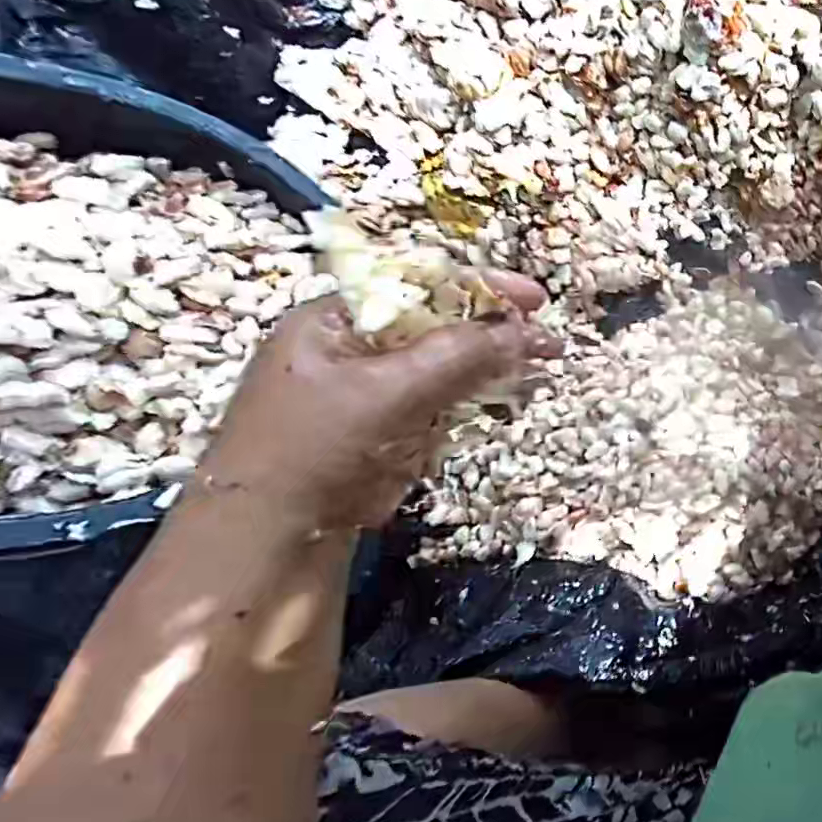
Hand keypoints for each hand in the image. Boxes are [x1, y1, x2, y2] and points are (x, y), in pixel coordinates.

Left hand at [197, 274, 557, 529]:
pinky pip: (449, 403)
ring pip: (452, 367)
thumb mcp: (386, 392)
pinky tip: (510, 401)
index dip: (481, 287)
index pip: (420, 285)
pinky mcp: (398, 426)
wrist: (275, 536)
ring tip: (538, 375)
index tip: (535, 299)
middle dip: (496, 334)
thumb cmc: (314, 448)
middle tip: (547, 345)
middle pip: (443, 326)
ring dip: (495, 369)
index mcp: (341, 320)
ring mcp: (381, 389)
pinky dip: (479, 402)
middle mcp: (363, 347)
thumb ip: (457, 356)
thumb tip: (525, 332)